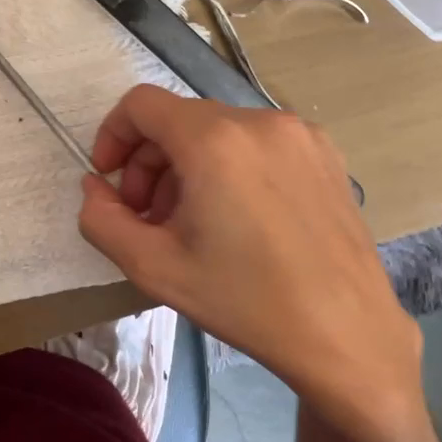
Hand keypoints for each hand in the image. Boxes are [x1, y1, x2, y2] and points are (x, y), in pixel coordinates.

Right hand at [76, 86, 423, 441]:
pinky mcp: (326, 156)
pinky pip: (255, 145)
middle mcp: (259, 122)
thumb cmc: (244, 300)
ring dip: (186, 167)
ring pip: (217, 132)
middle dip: (149, 162)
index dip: (112, 136)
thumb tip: (95, 187)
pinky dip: (228, 168)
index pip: (141, 104)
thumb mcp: (152, 266)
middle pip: (178, 119)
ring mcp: (300, 136)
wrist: (347, 336)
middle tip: (146, 217)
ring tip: (190, 224)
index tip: (108, 181)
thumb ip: (101, 218)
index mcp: (215, 140)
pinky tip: (235, 221)